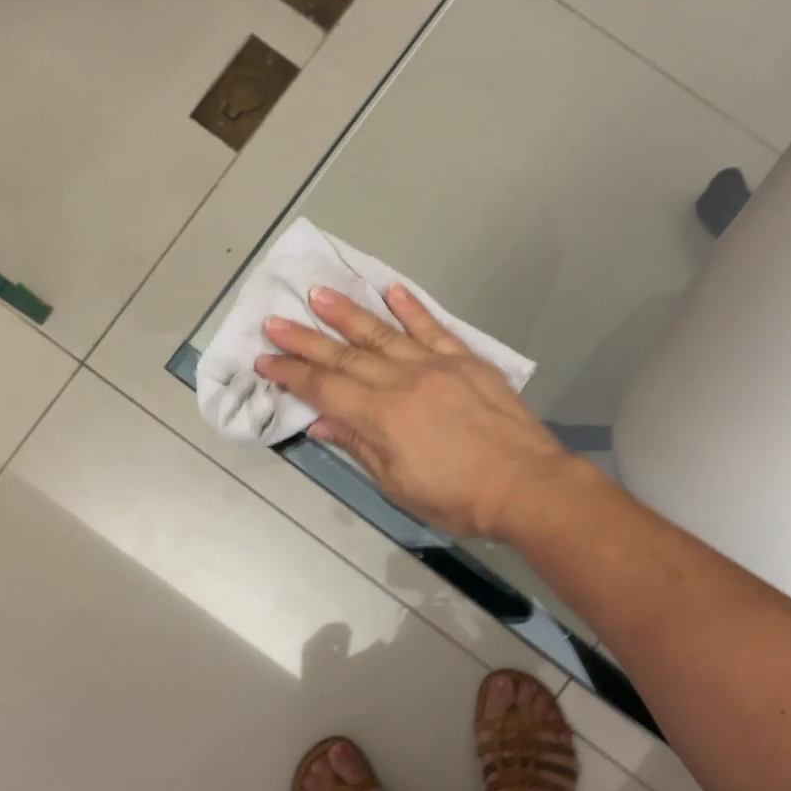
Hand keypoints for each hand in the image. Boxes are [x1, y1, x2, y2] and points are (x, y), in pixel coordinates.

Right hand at [258, 285, 578, 538]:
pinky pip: (433, 328)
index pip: (324, 388)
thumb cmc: (457, 498)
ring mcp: (436, 366)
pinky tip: (392, 291)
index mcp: (380, 416)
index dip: (291, 374)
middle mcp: (402, 381)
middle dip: (305, 339)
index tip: (264, 360)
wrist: (526, 486)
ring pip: (383, 332)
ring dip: (348, 313)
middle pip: (345, 355)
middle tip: (274, 321)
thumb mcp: (398, 485)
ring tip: (319, 294)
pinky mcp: (466, 361)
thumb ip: (360, 447)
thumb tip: (322, 423)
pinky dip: (412, 308)